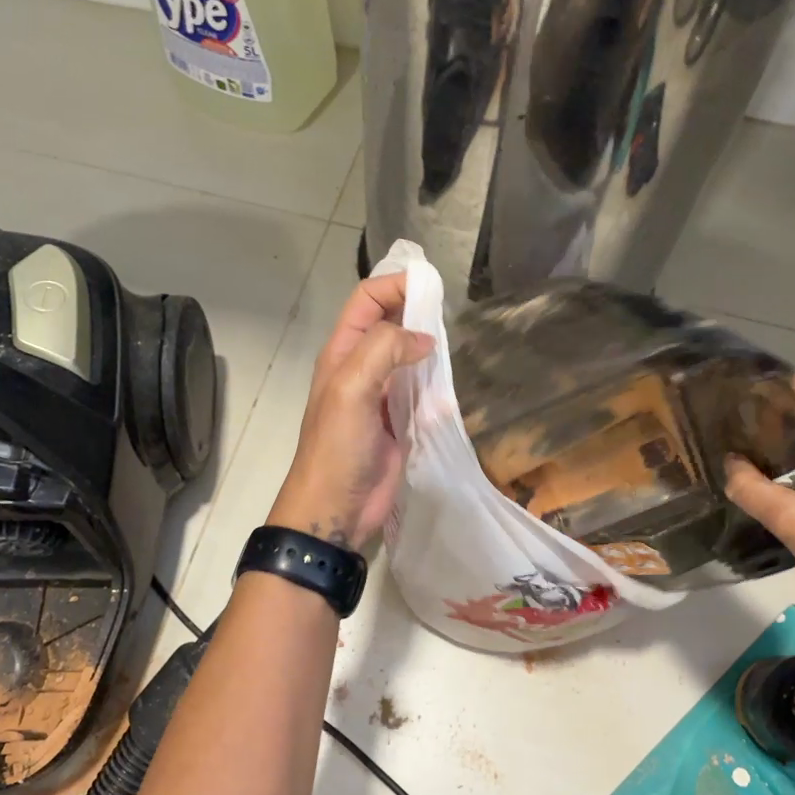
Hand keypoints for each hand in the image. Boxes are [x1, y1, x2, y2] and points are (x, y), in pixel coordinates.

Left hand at [267, 272, 432, 550]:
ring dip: (431, 351)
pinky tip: (455, 386)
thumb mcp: (352, 388)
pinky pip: (422, 395)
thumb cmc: (337, 447)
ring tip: (459, 347)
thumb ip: (384, 350)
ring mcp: (382, 397)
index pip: (367, 301)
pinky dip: (438, 387)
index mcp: (342, 353)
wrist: (335, 508)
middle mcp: (362, 368)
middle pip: (391, 326)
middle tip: (452, 317)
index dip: (394, 286)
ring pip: (410, 359)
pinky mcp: (400, 424)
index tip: (432, 287)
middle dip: (418, 314)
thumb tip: (424, 339)